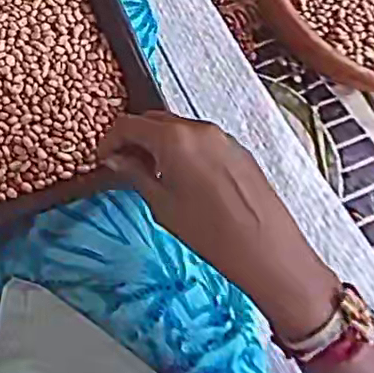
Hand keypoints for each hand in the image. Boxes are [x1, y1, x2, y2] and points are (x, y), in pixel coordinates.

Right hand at [99, 111, 340, 341]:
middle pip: (152, 120)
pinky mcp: (237, 149)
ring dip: (158, 143)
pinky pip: (199, 139)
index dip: (110, 140)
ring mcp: (221, 136)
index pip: (128, 124)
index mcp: (173, 138)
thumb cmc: (210, 233)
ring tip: (152, 173)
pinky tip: (182, 178)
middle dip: (134, 138)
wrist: (269, 253)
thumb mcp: (162, 205)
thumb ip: (135, 174)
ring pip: (177, 128)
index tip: (104, 159)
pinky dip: (182, 149)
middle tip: (123, 164)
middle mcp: (197, 128)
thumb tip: (116, 160)